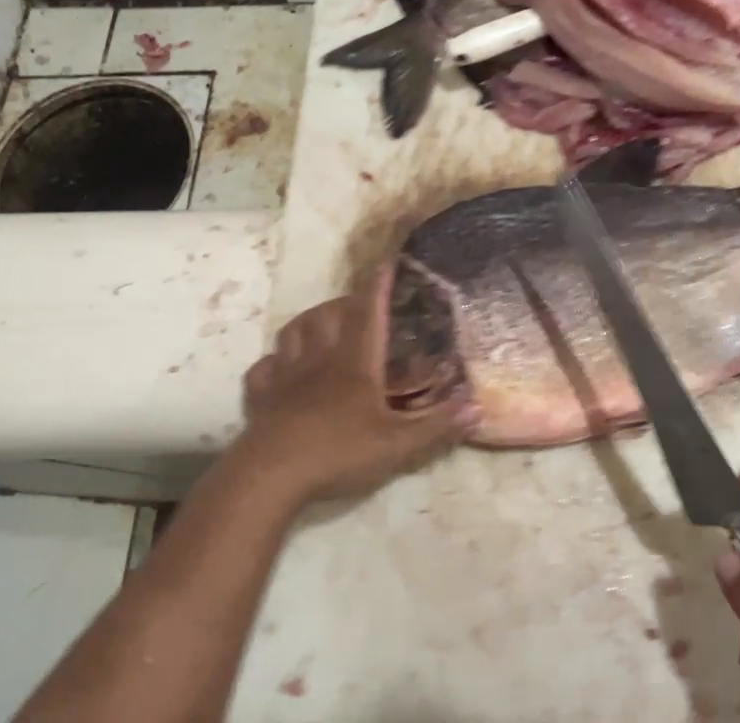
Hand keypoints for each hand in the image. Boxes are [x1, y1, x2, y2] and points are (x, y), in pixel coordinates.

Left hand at [239, 267, 480, 503]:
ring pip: (293, 331)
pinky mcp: (261, 397)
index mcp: (356, 363)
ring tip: (323, 326)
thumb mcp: (397, 445)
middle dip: (345, 303)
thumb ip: (437, 425)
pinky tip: (282, 370)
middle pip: (328, 315)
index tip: (387, 264)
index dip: (379, 288)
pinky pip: (264, 368)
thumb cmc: (338, 452)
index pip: (369, 314)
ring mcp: (286, 376)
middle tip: (360, 307)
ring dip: (309, 322)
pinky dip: (274, 362)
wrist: (270, 475)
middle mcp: (320, 360)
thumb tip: (477, 406)